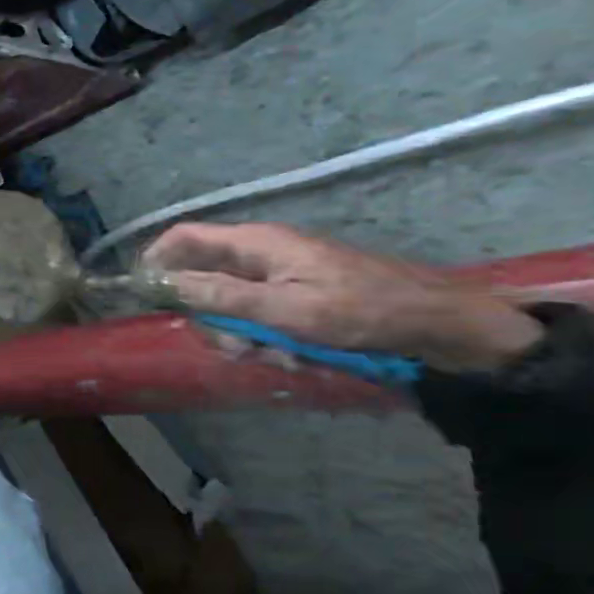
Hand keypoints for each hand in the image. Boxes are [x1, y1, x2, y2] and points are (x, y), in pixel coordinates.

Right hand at [143, 223, 544, 372]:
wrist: (450, 326)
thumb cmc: (365, 312)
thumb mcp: (288, 309)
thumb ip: (221, 295)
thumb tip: (162, 282)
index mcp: (256, 243)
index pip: (183, 236)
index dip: (155, 258)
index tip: (144, 292)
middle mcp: (262, 252)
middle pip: (204, 275)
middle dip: (211, 314)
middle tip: (231, 347)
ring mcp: (283, 272)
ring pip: (232, 299)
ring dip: (243, 332)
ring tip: (275, 357)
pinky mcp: (301, 291)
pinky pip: (261, 311)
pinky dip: (267, 334)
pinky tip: (293, 355)